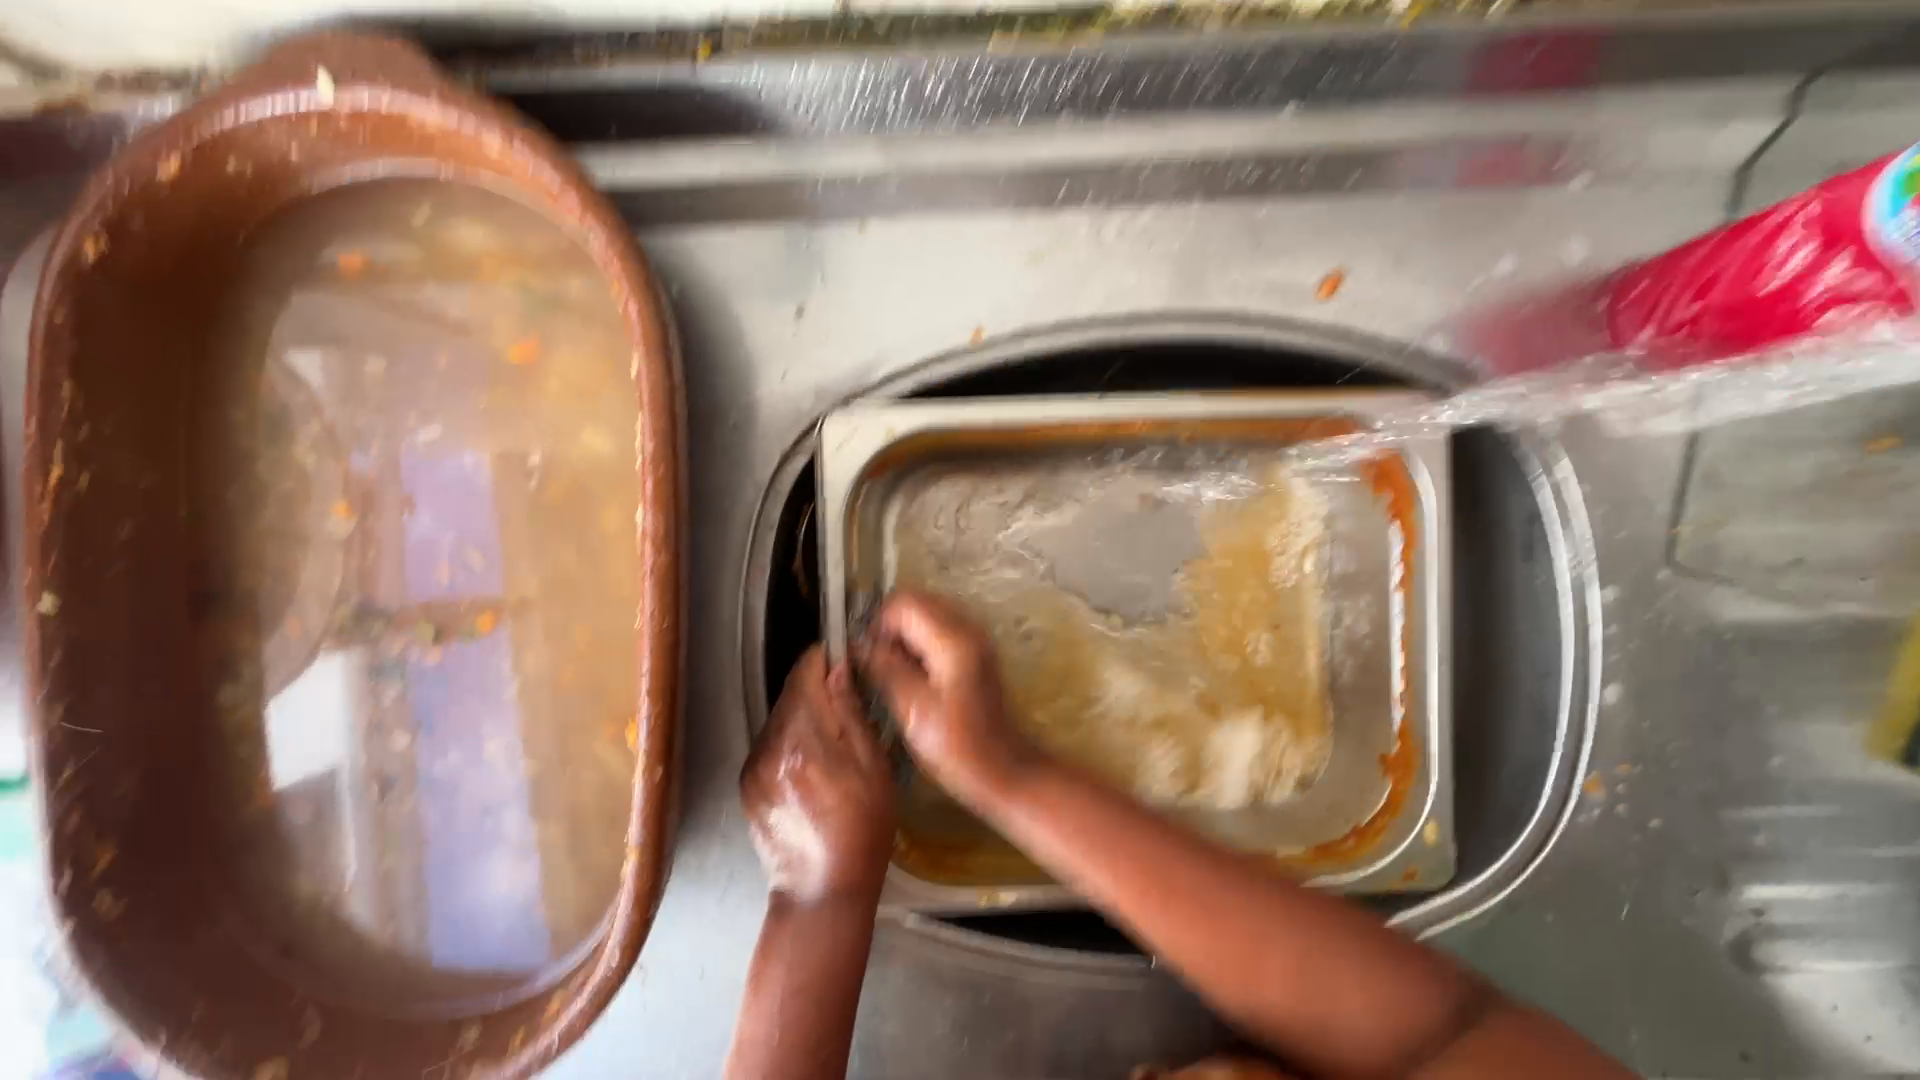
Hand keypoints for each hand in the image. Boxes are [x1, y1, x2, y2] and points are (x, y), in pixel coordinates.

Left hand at [742, 646, 895, 901]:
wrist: (822, 891)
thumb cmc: (864, 829)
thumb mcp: (875, 768)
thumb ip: (851, 714)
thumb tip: (837, 670)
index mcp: (806, 738)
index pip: (804, 673)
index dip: (823, 661)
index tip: (841, 661)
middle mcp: (770, 745)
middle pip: (790, 695)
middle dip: (815, 691)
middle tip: (844, 706)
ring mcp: (753, 766)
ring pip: (778, 719)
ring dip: (801, 717)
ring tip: (829, 743)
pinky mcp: (746, 785)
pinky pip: (768, 745)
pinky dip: (788, 743)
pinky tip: (810, 768)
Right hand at [858, 589, 1041, 805]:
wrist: (1002, 769)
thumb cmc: (956, 746)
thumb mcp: (912, 709)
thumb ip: (884, 668)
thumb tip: (858, 645)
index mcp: (953, 640)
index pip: (904, 603)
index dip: (877, 623)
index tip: (865, 655)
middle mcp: (968, 629)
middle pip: (917, 603)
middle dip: (890, 626)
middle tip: (876, 663)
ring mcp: (975, 640)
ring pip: (927, 616)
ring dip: (904, 636)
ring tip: (891, 672)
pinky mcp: (975, 654)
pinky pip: (939, 631)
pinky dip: (919, 644)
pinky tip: (911, 677)